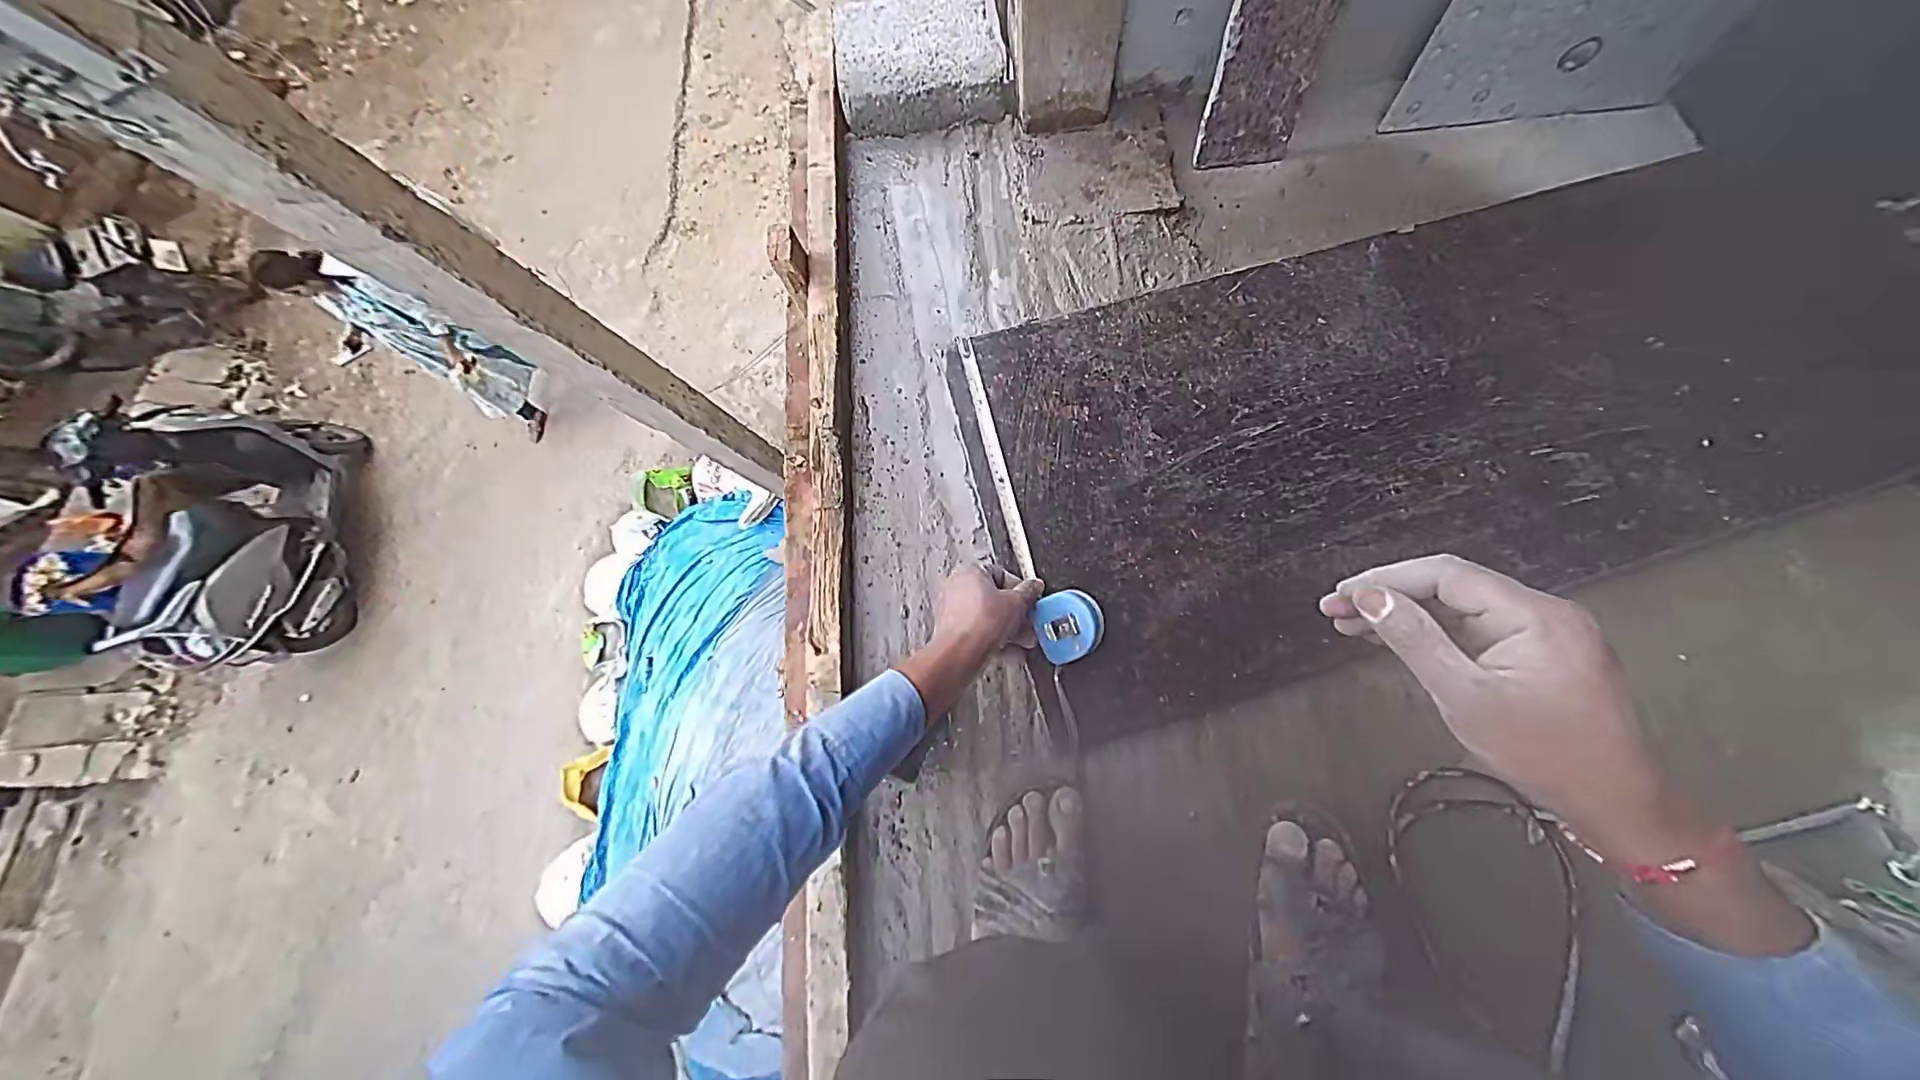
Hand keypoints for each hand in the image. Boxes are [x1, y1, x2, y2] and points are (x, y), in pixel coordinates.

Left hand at [930, 561, 1043, 657]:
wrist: (959, 655)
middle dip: (1017, 616)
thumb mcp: (1016, 604)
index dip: (1020, 588)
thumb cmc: (979, 624)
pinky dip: (995, 642)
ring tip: (1023, 642)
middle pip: (995, 600)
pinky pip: (979, 634)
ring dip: (1010, 632)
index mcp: (970, 573)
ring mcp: (952, 613)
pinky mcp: (953, 635)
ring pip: (988, 619)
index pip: (1001, 574)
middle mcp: (957, 589)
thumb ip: (1028, 593)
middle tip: (1030, 624)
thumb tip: (1034, 587)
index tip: (1031, 599)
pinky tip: (1010, 654)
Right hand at [1322, 553, 1813, 955]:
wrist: (1614, 801)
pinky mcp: (1534, 650)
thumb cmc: (1542, 752)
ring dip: (1402, 610)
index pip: (1446, 575)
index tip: (1342, 595)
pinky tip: (1392, 635)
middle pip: (1449, 584)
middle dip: (1388, 592)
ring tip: (1350, 621)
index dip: (1387, 580)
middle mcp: (1542, 611)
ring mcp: (1540, 630)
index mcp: (1534, 615)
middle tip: (1336, 607)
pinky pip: (1472, 626)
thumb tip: (1370, 598)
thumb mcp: (1464, 695)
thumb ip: (1415, 639)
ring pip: (1456, 604)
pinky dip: (1429, 629)